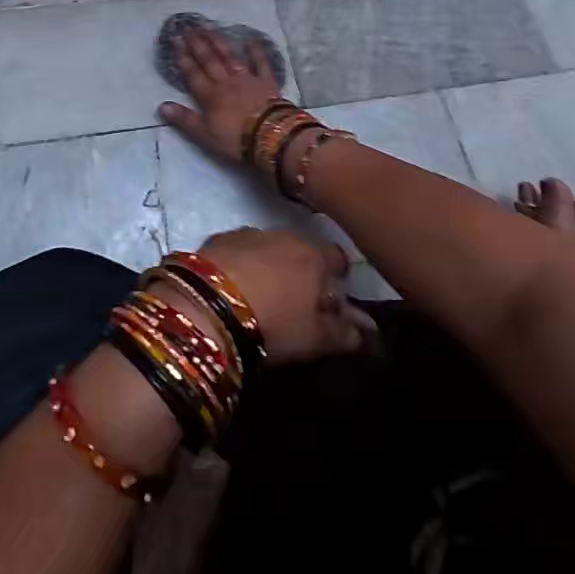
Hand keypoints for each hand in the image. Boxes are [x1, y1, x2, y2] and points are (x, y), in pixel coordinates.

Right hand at [157, 29, 283, 164]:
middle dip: (197, 43)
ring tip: (208, 26)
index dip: (183, 58)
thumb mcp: (204, 134)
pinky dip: (256, 51)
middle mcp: (225, 82)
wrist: (270, 136)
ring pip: (229, 56)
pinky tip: (250, 40)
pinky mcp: (266, 82)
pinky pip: (261, 63)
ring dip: (218, 41)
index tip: (175, 41)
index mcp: (209, 95)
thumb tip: (161, 106)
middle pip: (209, 60)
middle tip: (188, 27)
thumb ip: (184, 119)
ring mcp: (247, 79)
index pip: (193, 73)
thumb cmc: (234, 138)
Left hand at [194, 228, 372, 363]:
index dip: (338, 277)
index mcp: (314, 257)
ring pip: (267, 247)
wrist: (206, 305)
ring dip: (267, 264)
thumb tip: (368, 331)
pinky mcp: (214, 240)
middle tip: (294, 300)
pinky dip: (238, 263)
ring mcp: (246, 234)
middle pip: (301, 249)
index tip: (333, 298)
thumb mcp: (316, 339)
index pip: (338, 258)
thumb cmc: (273, 323)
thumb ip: (346, 333)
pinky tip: (231, 284)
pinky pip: (236, 250)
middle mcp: (282, 235)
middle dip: (301, 270)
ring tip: (260, 293)